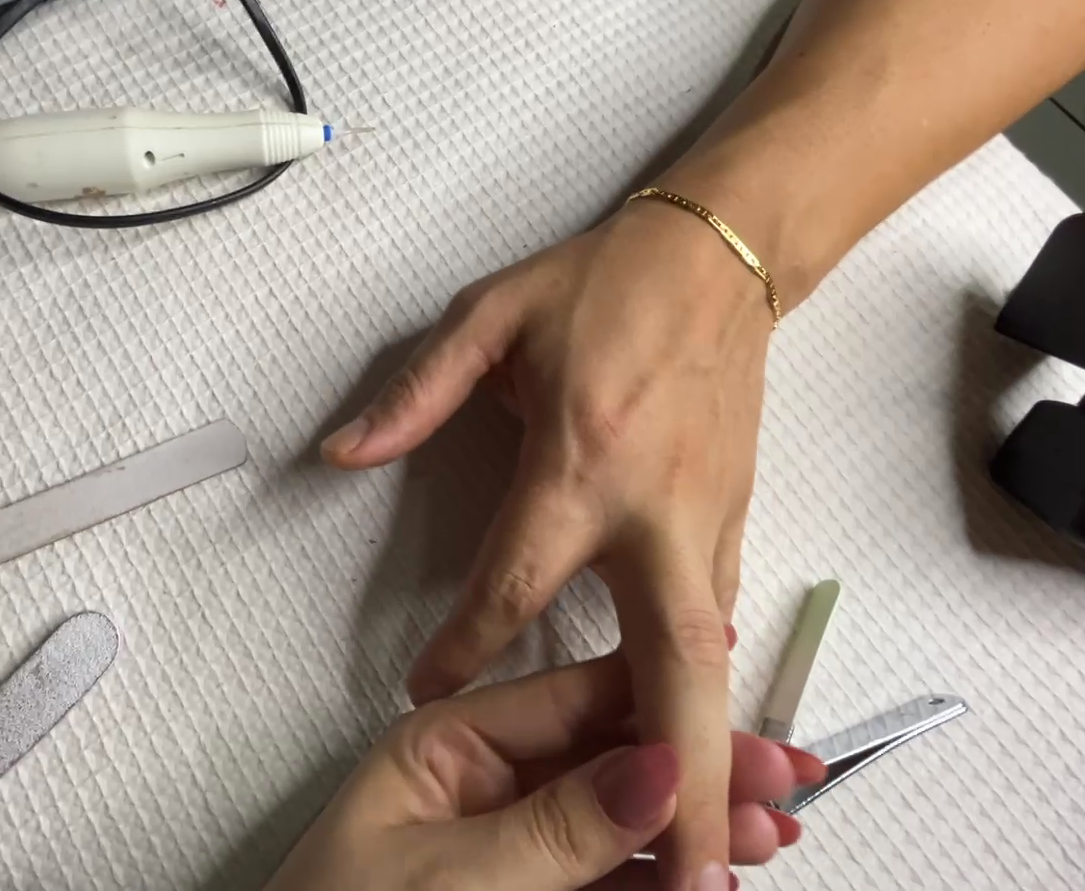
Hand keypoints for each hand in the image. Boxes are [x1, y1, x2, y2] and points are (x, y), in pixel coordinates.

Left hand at [263, 655, 821, 890]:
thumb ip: (555, 828)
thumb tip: (660, 767)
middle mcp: (485, 782)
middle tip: (788, 774)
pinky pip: (607, 880)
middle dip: (695, 766)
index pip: (567, 704)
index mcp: (450, 745)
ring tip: (778, 830)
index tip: (736, 693)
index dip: (653, 699)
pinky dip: (663, 881)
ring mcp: (509, 844)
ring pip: (619, 824)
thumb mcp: (449, 875)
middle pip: (606, 761)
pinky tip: (718, 876)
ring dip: (696, 826)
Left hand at [323, 195, 778, 888]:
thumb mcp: (490, 319)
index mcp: (579, 461)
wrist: (716, 257)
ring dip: (707, 750)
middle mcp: (652, 508)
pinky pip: (720, 612)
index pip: (513, 584)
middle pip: (668, 666)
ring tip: (702, 847)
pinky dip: (708, 678)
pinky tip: (694, 722)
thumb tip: (344, 450)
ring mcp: (708, 517)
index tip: (423, 694)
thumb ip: (416, 395)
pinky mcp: (740, 512)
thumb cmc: (600, 285)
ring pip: (710, 656)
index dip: (464, 647)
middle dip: (673, 780)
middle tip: (676, 883)